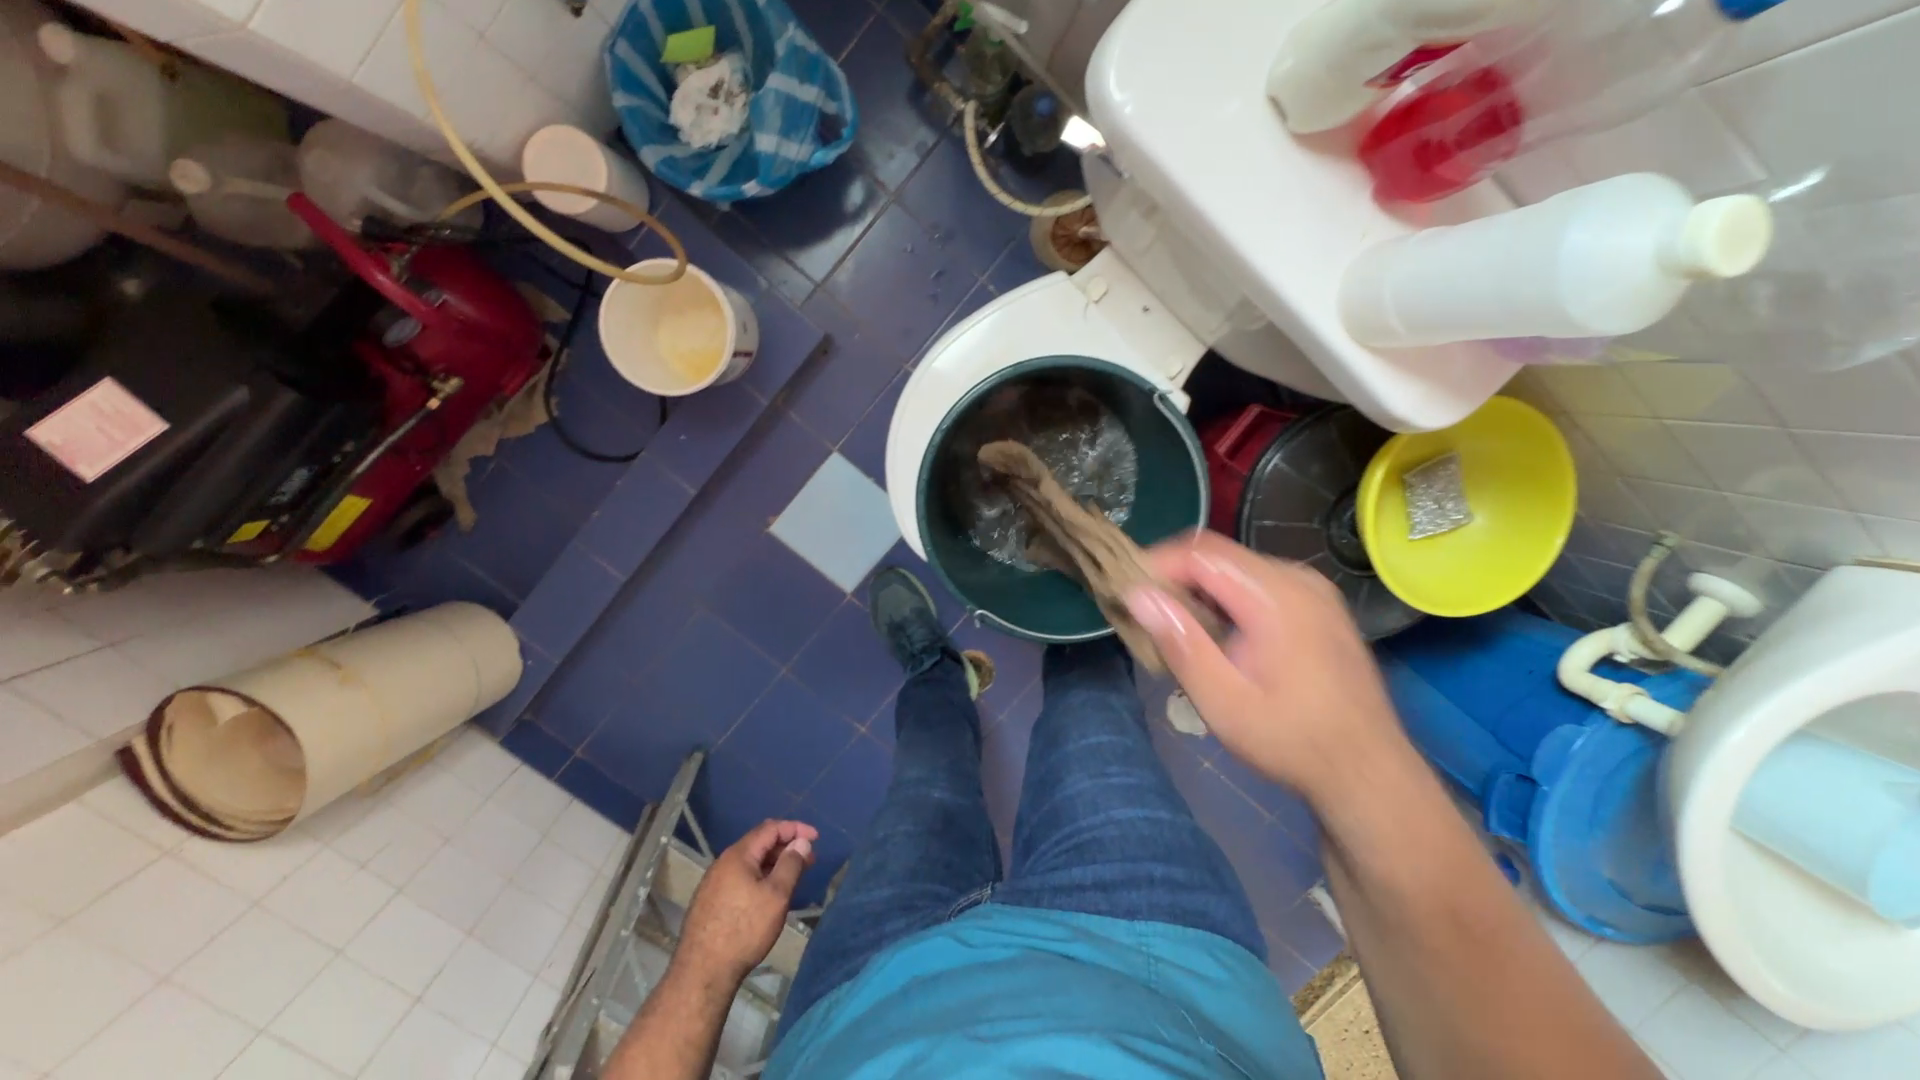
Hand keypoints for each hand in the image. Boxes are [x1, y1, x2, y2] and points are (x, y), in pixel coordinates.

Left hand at [676, 819, 817, 983]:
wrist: (704, 970)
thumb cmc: (745, 929)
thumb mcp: (776, 895)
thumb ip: (790, 864)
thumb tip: (800, 842)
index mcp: (738, 855)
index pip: (770, 828)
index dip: (795, 828)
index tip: (816, 838)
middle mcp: (723, 863)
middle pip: (759, 844)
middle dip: (786, 847)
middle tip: (809, 861)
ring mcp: (714, 883)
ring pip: (750, 863)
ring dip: (774, 864)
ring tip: (793, 877)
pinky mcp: (710, 901)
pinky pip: (741, 878)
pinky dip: (760, 877)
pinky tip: (770, 894)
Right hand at [1126, 530, 1407, 804]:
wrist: (1367, 770)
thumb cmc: (1290, 740)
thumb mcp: (1223, 701)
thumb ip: (1180, 643)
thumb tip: (1137, 595)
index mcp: (1276, 596)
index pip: (1201, 552)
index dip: (1156, 565)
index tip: (1128, 595)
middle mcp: (1299, 579)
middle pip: (1220, 556)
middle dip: (1175, 578)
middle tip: (1147, 618)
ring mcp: (1315, 591)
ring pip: (1239, 568)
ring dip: (1202, 590)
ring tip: (1179, 632)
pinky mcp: (1320, 606)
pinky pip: (1262, 583)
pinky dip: (1230, 599)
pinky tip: (1221, 638)